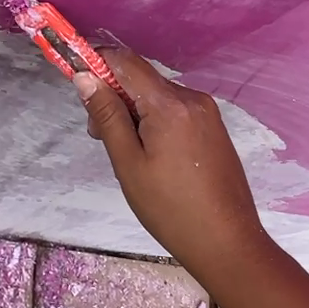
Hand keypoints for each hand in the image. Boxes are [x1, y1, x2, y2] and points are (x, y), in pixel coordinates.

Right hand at [73, 47, 265, 265]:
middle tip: (101, 135)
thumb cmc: (171, 209)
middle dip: (114, 96)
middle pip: (140, 78)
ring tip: (128, 152)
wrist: (230, 247)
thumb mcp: (128, 164)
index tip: (78, 82)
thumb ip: (106, 115)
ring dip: (134, 110)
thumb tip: (84, 77)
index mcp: (169, 105)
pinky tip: (152, 154)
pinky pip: (174, 109)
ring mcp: (207, 112)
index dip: (96, 62)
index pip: (125, 61)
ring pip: (156, 94)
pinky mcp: (213, 127)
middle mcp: (191, 98)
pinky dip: (154, 119)